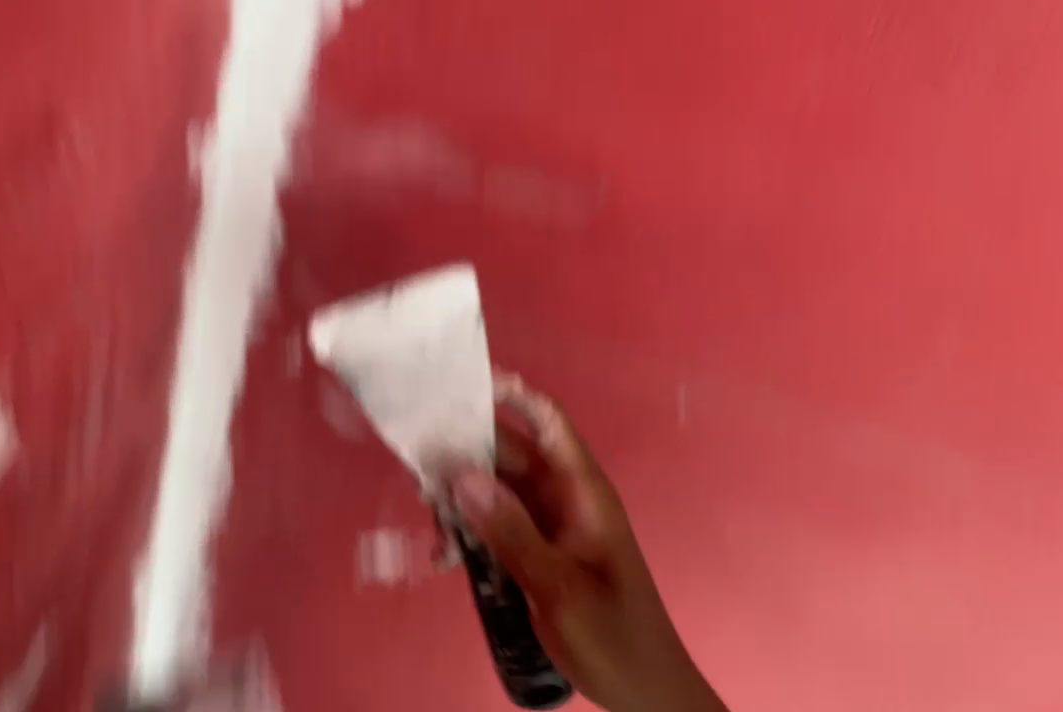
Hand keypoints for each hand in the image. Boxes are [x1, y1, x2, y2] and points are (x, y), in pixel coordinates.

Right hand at [446, 378, 725, 711]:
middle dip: (462, 452)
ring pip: (489, 487)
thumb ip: (510, 530)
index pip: (546, 420)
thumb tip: (460, 473)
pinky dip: (463, 532)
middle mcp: (558, 495)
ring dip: (456, 497)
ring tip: (429, 517)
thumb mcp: (560, 587)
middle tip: (417, 460)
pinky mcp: (529, 548)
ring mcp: (542, 522)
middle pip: (504, 452)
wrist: (645, 697)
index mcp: (580, 489)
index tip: (461, 382)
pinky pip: (488, 523)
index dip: (510, 393)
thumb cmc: (615, 636)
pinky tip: (442, 556)